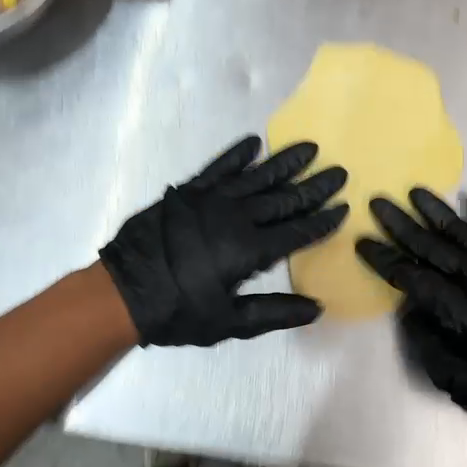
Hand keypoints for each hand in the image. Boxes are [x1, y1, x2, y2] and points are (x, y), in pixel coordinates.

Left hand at [100, 136, 348, 346]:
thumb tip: (317, 307)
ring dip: (284, 162)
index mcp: (248, 250)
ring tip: (310, 147)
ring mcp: (210, 200)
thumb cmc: (177, 312)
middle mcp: (235, 218)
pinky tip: (254, 142)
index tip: (344, 207)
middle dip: (313, 187)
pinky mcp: (187, 192)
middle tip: (339, 171)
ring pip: (256, 177)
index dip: (321, 221)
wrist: (123, 292)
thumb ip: (274, 313)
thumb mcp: (229, 323)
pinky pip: (217, 168)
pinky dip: (236, 154)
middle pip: (283, 199)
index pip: (296, 232)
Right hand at [356, 189, 466, 438]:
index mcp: (460, 308)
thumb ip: (428, 339)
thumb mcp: (454, 375)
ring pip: (463, 232)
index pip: (412, 276)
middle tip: (378, 203)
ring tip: (416, 191)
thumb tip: (413, 310)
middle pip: (432, 245)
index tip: (362, 243)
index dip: (385, 259)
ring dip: (437, 211)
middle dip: (401, 224)